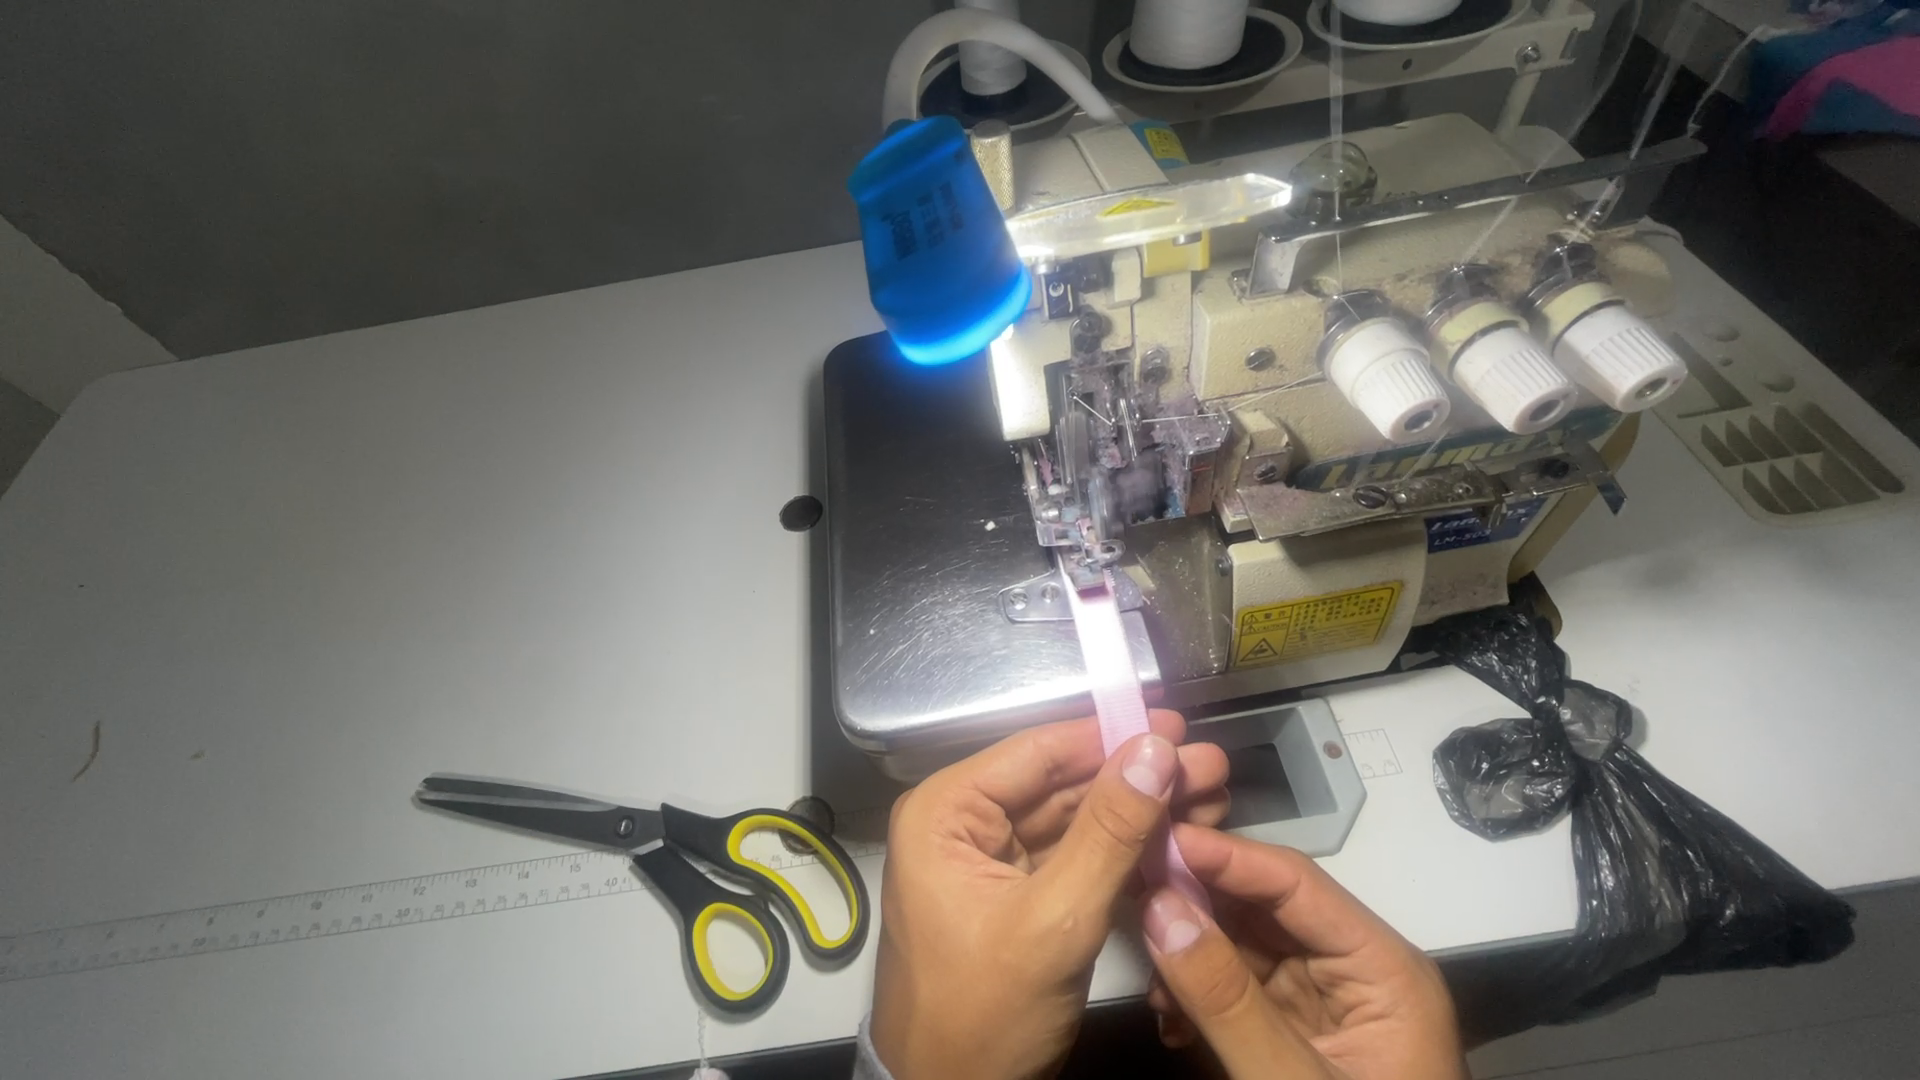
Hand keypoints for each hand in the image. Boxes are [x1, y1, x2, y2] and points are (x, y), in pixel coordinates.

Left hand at [871, 711, 1229, 1079]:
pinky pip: (1073, 856)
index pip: (1038, 753)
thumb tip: (1153, 750)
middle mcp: (964, 822)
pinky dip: (1122, 850)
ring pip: (1074, 818)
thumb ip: (1108, 833)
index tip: (1173, 723)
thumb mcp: (1053, 920)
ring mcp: (992, 858)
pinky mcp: (1017, 892)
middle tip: (1206, 762)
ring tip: (1205, 792)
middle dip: (1134, 775)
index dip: (1108, 733)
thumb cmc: (982, 1016)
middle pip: (1061, 783)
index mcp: (948, 811)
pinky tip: (1172, 835)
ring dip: (1136, 810)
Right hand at [1142, 825, 1465, 1079]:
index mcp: (1383, 969)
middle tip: (1129, 885)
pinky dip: (1197, 990)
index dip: (1223, 854)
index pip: (1295, 882)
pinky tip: (1169, 1015)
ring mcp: (1323, 997)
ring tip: (1144, 961)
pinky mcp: (1295, 1025)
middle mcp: (1355, 967)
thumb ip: (1226, 998)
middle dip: (1195, 899)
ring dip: (1189, 947)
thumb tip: (1158, 904)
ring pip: (1241, 938)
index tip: (1154, 836)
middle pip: (1264, 903)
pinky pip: (1236, 982)